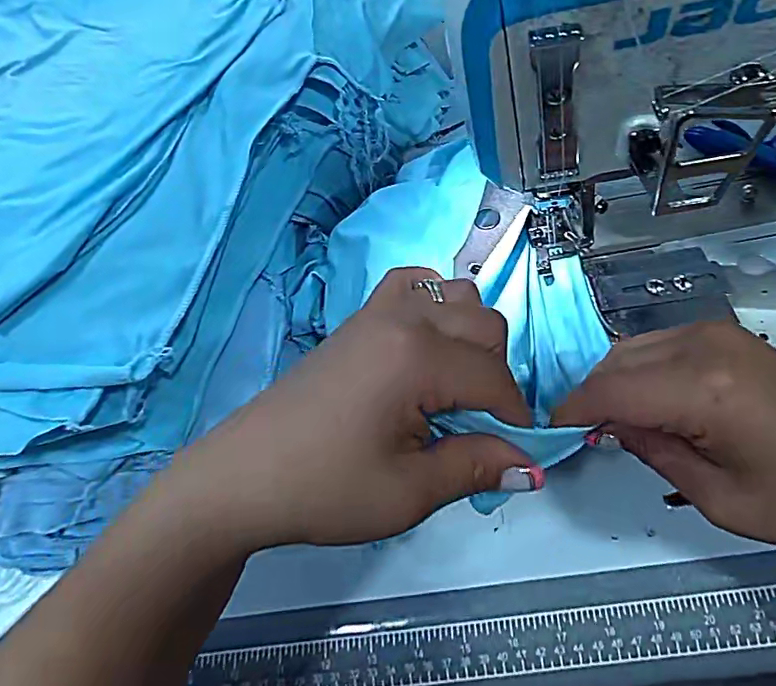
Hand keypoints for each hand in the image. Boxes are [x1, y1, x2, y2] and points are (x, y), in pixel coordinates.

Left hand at [166, 267, 536, 551]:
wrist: (244, 476)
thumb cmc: (324, 488)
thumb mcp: (407, 493)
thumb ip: (475, 467)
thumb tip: (531, 467)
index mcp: (418, 357)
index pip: (495, 379)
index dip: (515, 419)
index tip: (513, 454)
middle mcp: (406, 317)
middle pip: (487, 328)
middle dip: (497, 377)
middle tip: (476, 427)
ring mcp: (381, 308)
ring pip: (460, 297)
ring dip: (472, 337)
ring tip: (452, 386)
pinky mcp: (363, 313)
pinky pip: (416, 283)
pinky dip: (436, 302)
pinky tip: (426, 341)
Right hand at [553, 318, 775, 559]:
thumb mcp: (718, 499)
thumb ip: (653, 452)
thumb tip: (609, 424)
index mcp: (705, 387)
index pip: (612, 388)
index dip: (573, 408)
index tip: (547, 430)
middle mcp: (705, 343)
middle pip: (617, 359)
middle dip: (589, 393)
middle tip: (577, 433)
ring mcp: (716, 331)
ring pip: (635, 346)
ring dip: (613, 379)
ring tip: (608, 422)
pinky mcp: (726, 333)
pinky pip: (660, 344)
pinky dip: (639, 368)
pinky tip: (644, 401)